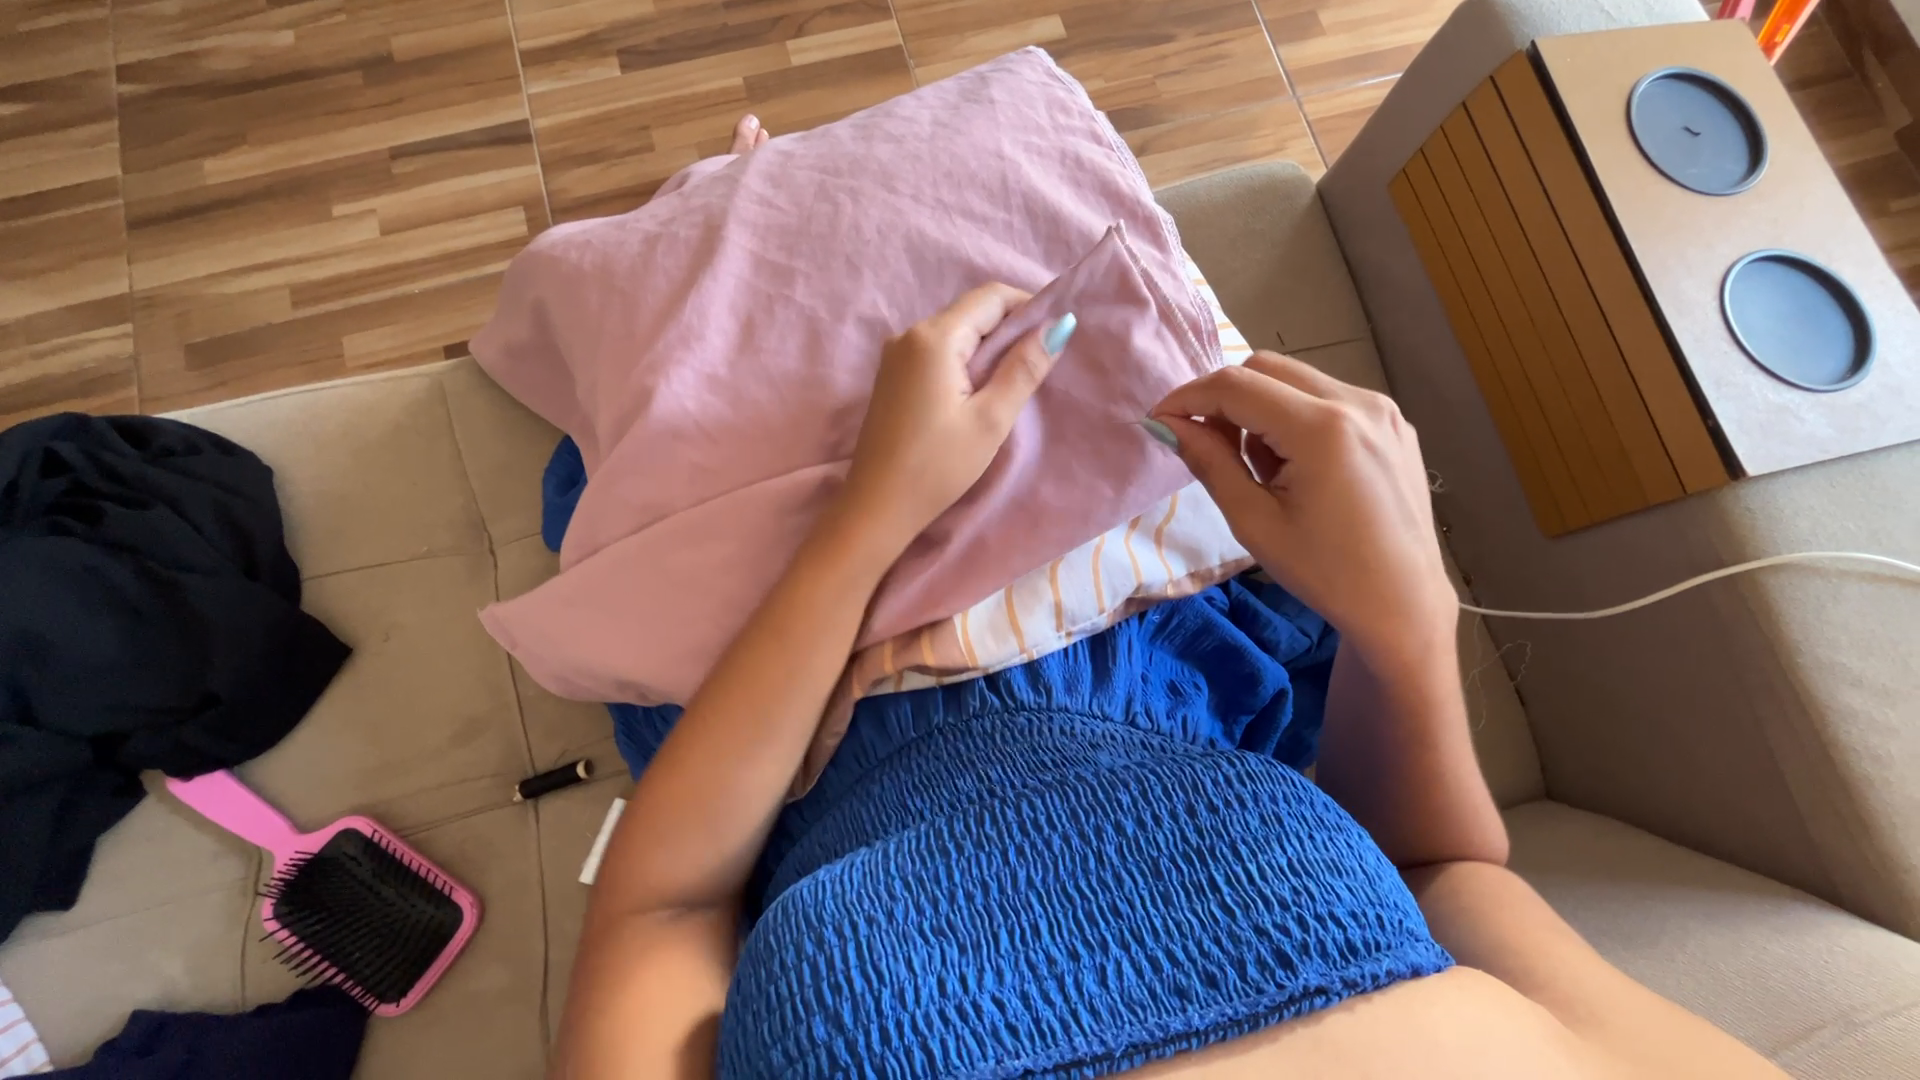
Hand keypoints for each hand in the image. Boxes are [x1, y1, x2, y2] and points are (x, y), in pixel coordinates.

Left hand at [841, 283, 1071, 546]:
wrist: (876, 506)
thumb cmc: (937, 467)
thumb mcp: (990, 420)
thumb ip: (1024, 368)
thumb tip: (1060, 325)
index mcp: (934, 338)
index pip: (990, 297)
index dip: (1028, 305)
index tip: (1057, 331)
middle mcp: (909, 334)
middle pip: (971, 312)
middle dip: (1010, 328)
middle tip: (1040, 362)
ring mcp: (895, 355)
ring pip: (955, 332)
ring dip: (988, 347)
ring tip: (1014, 380)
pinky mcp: (892, 376)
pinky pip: (937, 352)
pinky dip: (964, 361)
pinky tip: (978, 392)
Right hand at [1150, 352, 1455, 674]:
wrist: (1401, 602)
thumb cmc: (1324, 572)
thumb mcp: (1254, 521)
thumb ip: (1210, 462)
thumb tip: (1168, 425)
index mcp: (1322, 429)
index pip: (1236, 386)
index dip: (1188, 398)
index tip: (1159, 421)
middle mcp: (1357, 402)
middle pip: (1265, 368)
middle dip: (1223, 398)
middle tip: (1206, 444)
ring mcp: (1382, 409)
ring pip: (1295, 380)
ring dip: (1259, 408)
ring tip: (1259, 467)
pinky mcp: (1392, 423)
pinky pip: (1326, 398)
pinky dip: (1293, 416)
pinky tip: (1295, 466)